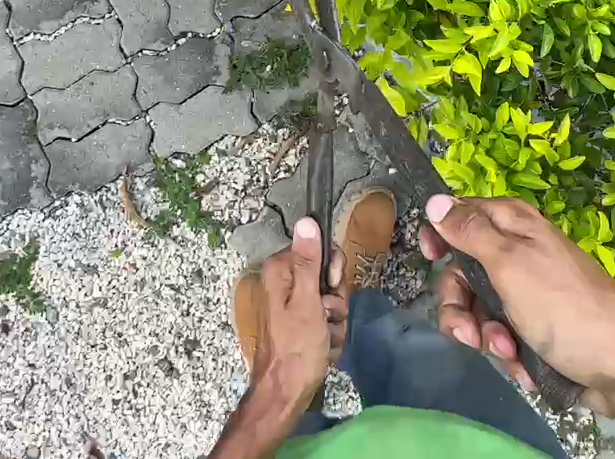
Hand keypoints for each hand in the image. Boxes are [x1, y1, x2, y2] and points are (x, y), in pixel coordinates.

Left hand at [210, 217, 345, 458]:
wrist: (285, 395)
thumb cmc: (296, 348)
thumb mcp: (307, 302)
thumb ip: (308, 262)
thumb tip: (307, 220)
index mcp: (280, 269)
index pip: (319, 249)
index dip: (332, 269)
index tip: (331, 288)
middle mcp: (284, 281)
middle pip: (327, 276)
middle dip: (335, 301)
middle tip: (326, 318)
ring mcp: (293, 303)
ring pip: (331, 300)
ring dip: (334, 322)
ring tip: (323, 338)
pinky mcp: (301, 323)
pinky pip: (327, 319)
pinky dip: (329, 334)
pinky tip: (322, 347)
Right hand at [421, 195, 614, 458]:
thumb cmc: (563, 305)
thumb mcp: (509, 262)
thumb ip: (468, 230)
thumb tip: (434, 199)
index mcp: (511, 223)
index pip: (458, 214)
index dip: (439, 235)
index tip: (428, 259)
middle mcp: (516, 250)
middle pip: (461, 269)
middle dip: (459, 304)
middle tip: (468, 331)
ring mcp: (525, 290)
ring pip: (478, 307)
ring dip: (484, 334)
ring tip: (506, 352)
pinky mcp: (534, 326)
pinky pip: (501, 333)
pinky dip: (507, 351)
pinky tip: (523, 363)